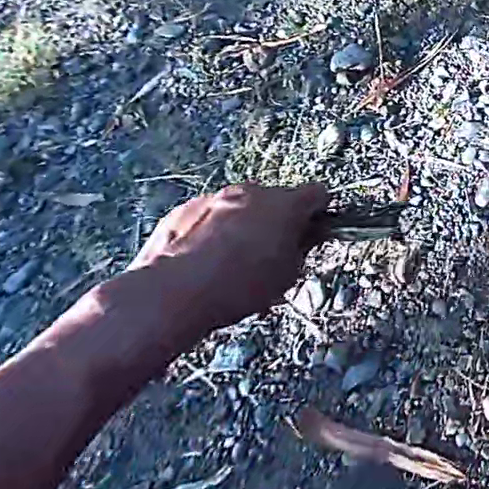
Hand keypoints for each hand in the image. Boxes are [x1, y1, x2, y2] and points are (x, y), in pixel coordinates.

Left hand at [128, 183, 328, 332]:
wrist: (170, 295)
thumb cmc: (238, 285)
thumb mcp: (289, 273)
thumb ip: (302, 248)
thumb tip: (304, 239)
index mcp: (286, 203)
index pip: (317, 194)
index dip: (318, 213)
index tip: (313, 231)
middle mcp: (252, 192)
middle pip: (275, 200)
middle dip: (277, 221)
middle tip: (272, 252)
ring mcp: (214, 199)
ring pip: (239, 208)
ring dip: (243, 226)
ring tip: (232, 262)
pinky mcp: (181, 211)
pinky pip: (206, 217)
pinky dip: (210, 233)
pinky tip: (203, 262)